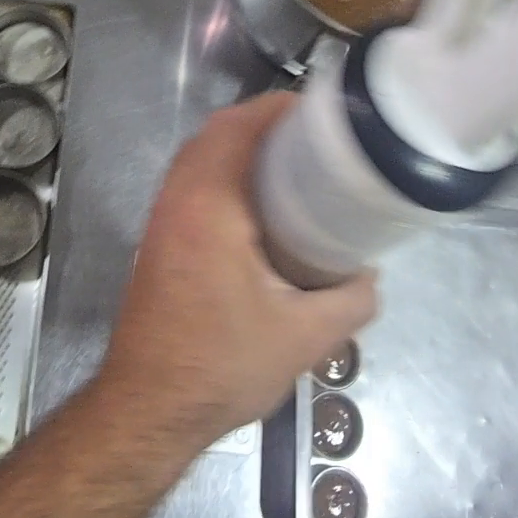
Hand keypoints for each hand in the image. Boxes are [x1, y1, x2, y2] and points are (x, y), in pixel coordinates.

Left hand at [97, 93, 377, 448]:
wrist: (148, 408)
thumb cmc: (221, 366)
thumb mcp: (304, 338)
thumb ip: (351, 301)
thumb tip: (369, 277)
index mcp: (209, 206)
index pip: (238, 128)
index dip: (277, 108)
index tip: (319, 111)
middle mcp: (177, 200)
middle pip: (216, 134)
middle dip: (263, 123)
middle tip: (313, 137)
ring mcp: (161, 220)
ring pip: (199, 158)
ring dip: (240, 147)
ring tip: (293, 164)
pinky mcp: (157, 241)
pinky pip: (192, 184)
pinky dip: (224, 173)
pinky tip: (260, 206)